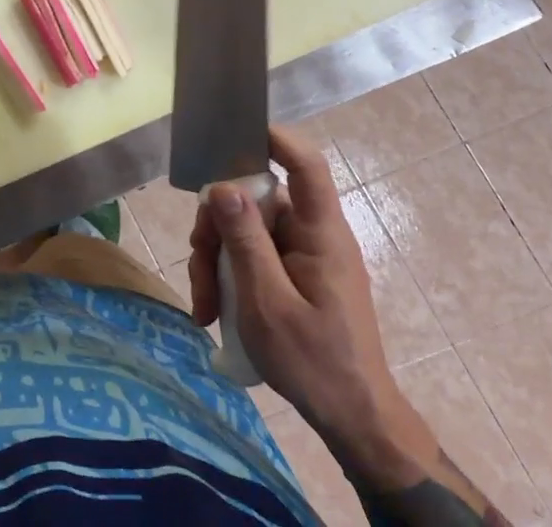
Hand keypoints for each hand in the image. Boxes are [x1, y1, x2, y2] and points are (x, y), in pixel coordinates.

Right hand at [188, 127, 436, 489]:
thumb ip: (244, 242)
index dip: (275, 140)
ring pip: (244, 232)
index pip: (307, 167)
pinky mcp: (292, 276)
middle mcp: (314, 236)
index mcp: (321, 235)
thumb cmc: (313, 360)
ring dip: (215, 261)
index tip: (231, 133)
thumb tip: (224, 187)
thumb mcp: (266, 302)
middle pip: (255, 203)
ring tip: (205, 305)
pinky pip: (251, 257)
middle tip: (198, 269)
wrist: (352, 418)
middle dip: (216, 231)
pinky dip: (228, 277)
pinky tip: (213, 310)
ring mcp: (303, 257)